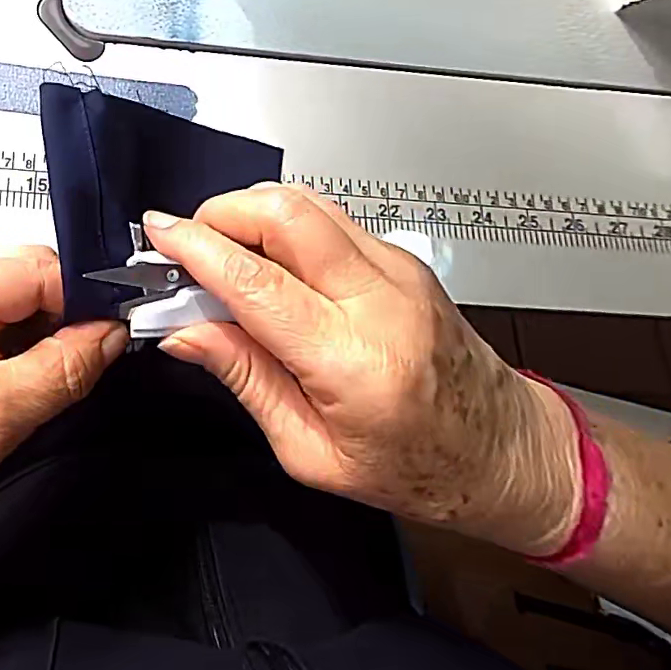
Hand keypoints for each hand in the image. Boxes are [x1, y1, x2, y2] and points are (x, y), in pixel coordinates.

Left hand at [0, 249, 128, 595]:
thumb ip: (63, 366)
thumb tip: (116, 330)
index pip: (33, 268)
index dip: (86, 291)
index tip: (129, 320)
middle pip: (29, 277)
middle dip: (72, 311)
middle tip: (110, 349)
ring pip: (23, 301)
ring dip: (55, 330)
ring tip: (77, 367)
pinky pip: (7, 322)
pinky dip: (34, 343)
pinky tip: (47, 370)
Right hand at [143, 185, 581, 556]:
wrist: (513, 453)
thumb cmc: (417, 468)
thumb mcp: (308, 450)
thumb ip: (241, 376)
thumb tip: (182, 331)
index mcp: (354, 362)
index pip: (254, 281)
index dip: (195, 248)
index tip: (157, 235)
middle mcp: (382, 301)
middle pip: (282, 213)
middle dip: (218, 214)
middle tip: (188, 246)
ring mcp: (396, 270)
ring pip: (300, 201)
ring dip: (244, 214)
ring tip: (222, 254)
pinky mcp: (398, 257)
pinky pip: (320, 214)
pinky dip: (273, 222)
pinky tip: (261, 258)